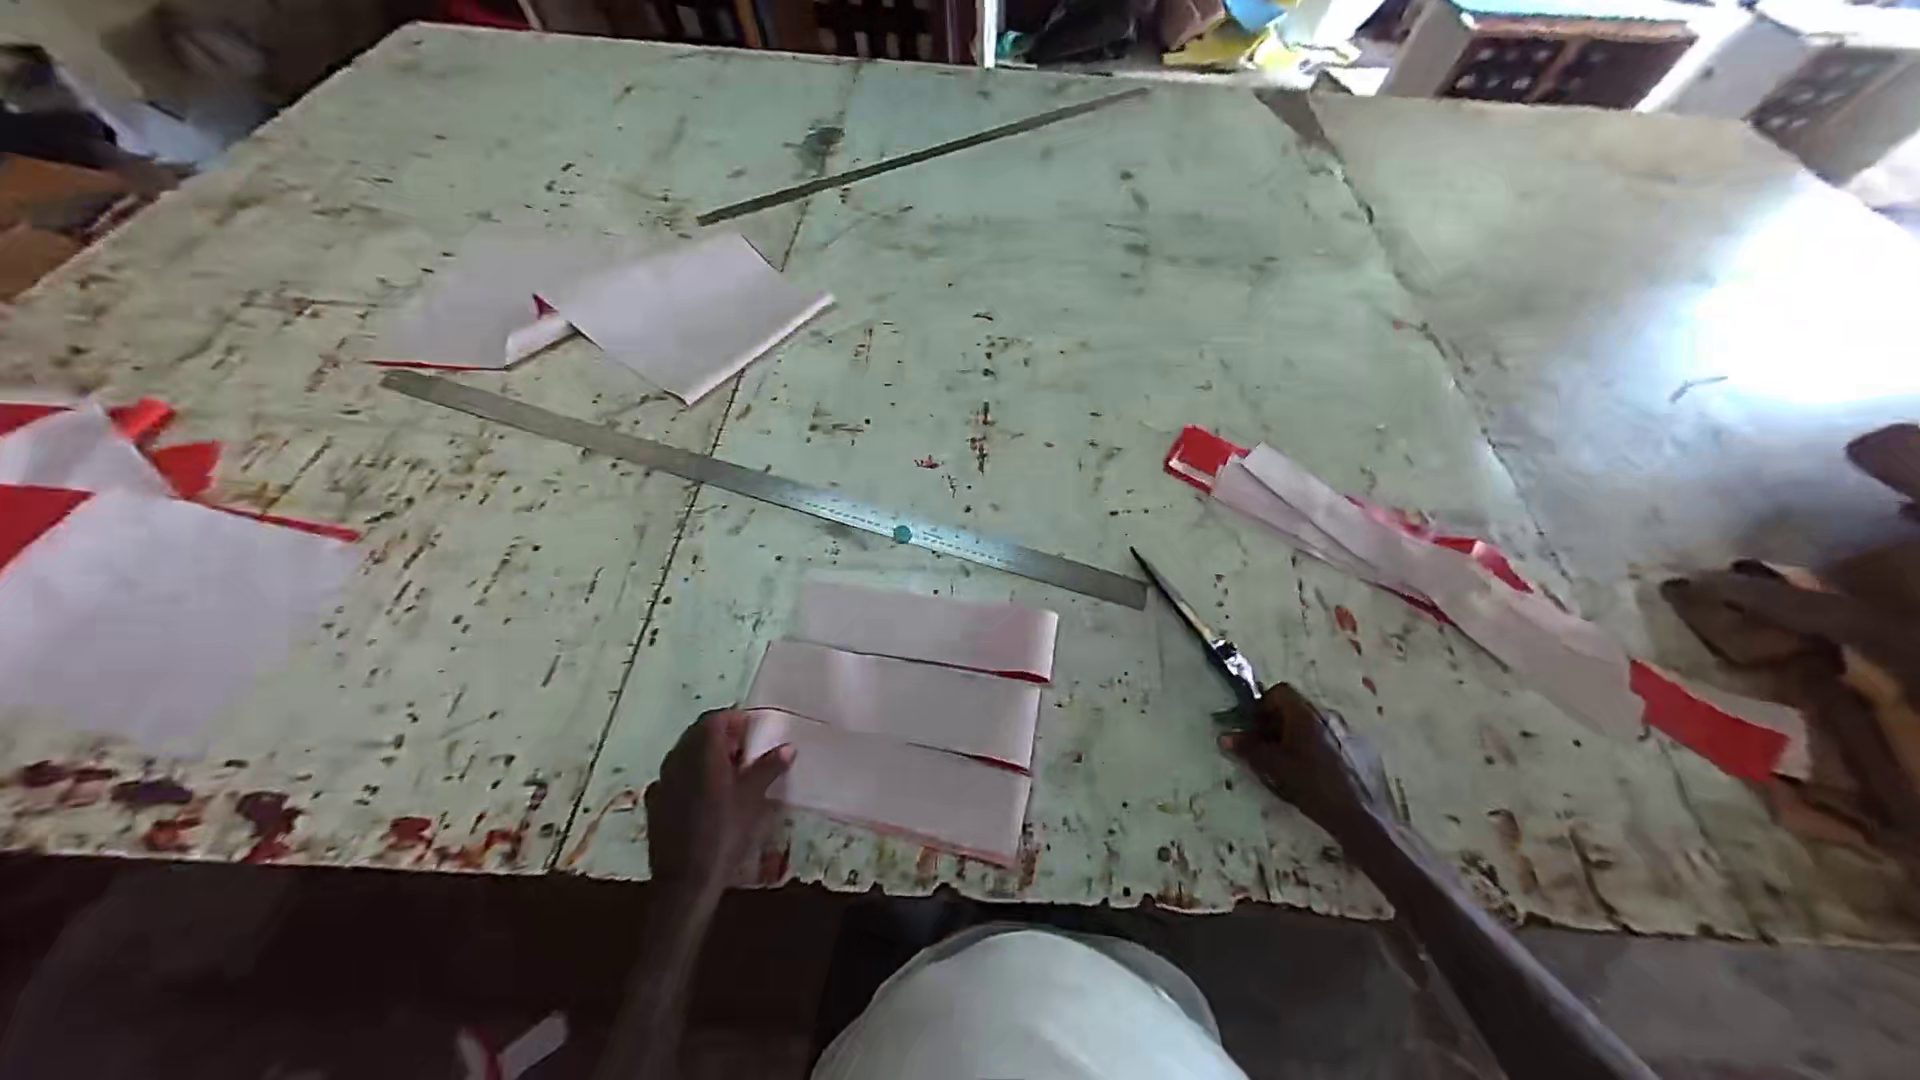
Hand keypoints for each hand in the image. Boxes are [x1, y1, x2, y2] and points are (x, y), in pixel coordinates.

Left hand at [645, 709, 792, 891]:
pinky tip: (707, 794)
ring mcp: (663, 781)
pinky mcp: (655, 802)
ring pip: (685, 753)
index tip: (754, 731)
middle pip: (698, 733)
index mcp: (702, 752)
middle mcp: (678, 759)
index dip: (735, 719)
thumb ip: (769, 767)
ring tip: (730, 772)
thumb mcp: (754, 798)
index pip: (715, 719)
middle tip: (746, 750)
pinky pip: (675, 775)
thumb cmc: (725, 832)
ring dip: (707, 754)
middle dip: (722, 735)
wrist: (687, 880)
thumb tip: (787, 747)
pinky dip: (692, 774)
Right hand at [1222, 683, 1398, 840]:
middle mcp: (1328, 715)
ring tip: (1290, 763)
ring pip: (1313, 724)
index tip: (1257, 730)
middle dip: (1277, 723)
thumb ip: (1248, 749)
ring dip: (1296, 736)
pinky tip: (1314, 773)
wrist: (1362, 818)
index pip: (1279, 692)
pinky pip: (1330, 738)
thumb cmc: (1313, 785)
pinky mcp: (1360, 750)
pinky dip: (1316, 747)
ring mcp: (1347, 732)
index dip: (1263, 707)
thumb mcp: (1274, 767)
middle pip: (1296, 707)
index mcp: (1305, 714)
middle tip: (1268, 748)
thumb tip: (1225, 738)